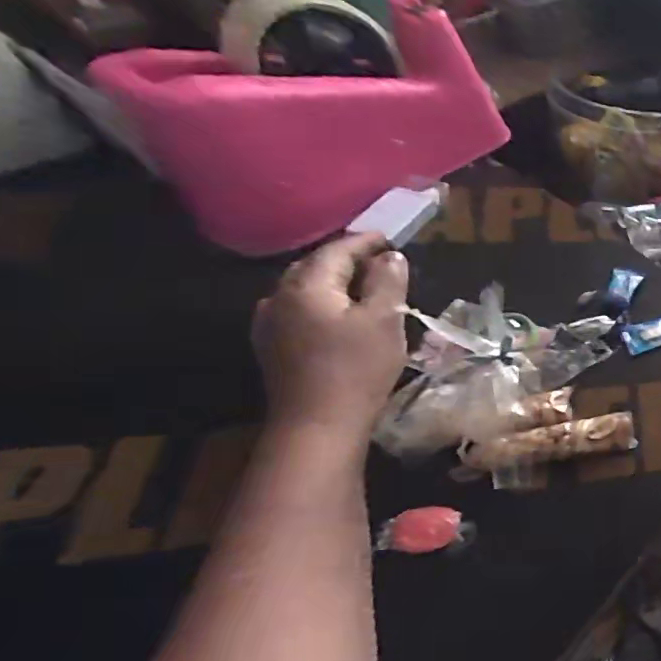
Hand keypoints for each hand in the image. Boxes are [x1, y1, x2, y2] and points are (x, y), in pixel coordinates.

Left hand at [252, 232, 409, 436]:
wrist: (318, 423)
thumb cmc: (357, 367)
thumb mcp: (385, 319)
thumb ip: (387, 282)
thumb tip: (390, 256)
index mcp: (306, 286)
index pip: (336, 250)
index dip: (364, 241)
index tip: (389, 238)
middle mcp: (280, 297)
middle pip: (314, 266)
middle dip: (346, 258)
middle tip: (377, 258)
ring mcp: (271, 323)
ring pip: (304, 289)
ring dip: (333, 281)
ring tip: (361, 284)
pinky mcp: (274, 346)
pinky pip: (300, 310)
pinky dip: (322, 303)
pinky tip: (337, 314)